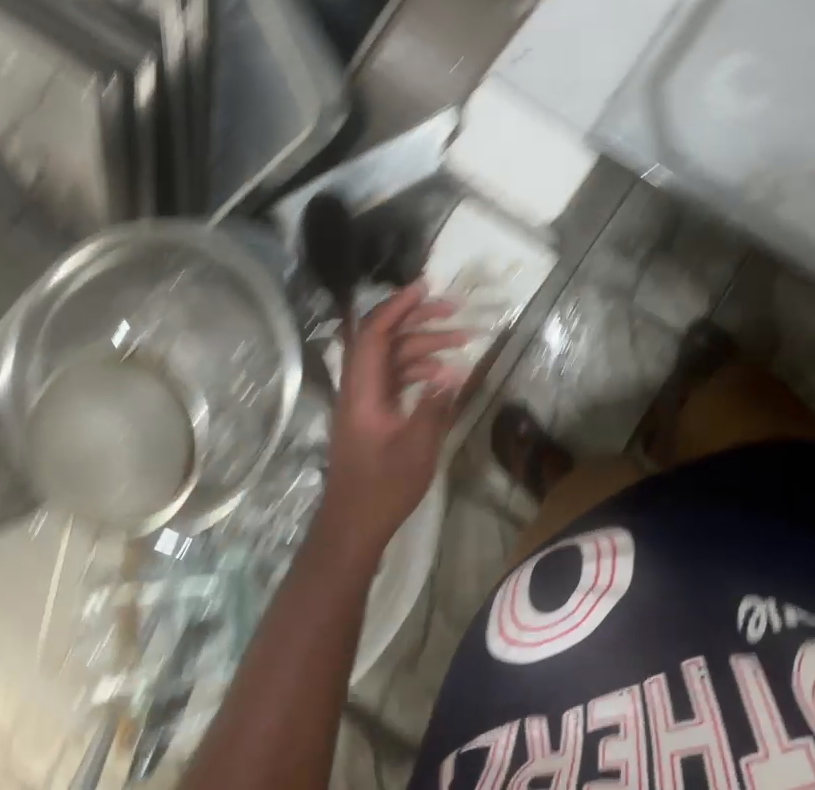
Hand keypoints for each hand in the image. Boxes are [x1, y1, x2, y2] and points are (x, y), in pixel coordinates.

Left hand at [320, 283, 467, 553]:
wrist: (352, 526)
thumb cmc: (382, 489)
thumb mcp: (417, 449)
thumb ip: (435, 407)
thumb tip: (453, 373)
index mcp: (362, 390)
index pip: (373, 333)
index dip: (397, 305)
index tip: (425, 287)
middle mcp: (359, 388)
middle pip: (383, 339)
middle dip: (417, 318)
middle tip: (453, 309)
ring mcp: (365, 401)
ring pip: (392, 358)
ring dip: (424, 345)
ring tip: (461, 340)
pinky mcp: (373, 414)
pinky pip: (395, 378)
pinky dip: (419, 369)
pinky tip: (445, 374)